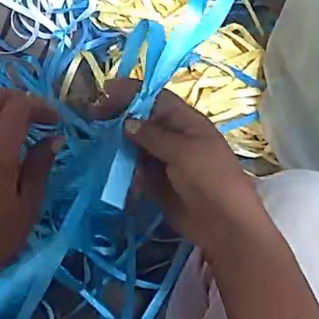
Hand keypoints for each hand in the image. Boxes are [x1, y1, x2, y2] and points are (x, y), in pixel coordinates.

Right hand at [97, 80, 267, 257]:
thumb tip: (126, 122)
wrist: (225, 226)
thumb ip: (154, 136)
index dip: (131, 93)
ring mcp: (164, 160)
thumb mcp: (184, 152)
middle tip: (92, 118)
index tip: (105, 92)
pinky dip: (122, 167)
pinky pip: (135, 169)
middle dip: (118, 116)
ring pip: (135, 144)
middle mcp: (174, 137)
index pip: (155, 98)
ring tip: (95, 142)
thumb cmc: (211, 180)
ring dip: (117, 142)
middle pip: (142, 120)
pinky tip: (108, 167)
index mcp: (186, 122)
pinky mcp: (157, 182)